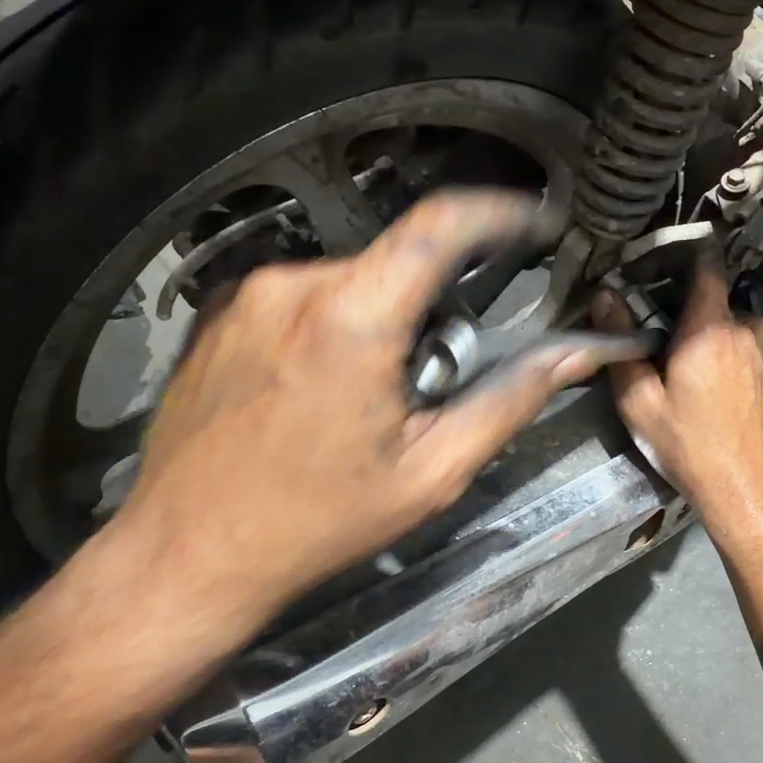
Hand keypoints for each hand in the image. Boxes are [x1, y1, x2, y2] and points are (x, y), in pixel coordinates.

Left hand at [111, 190, 599, 631]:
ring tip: (362, 402)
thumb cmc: (317, 522)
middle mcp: (292, 286)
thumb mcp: (430, 472)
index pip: (438, 225)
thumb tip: (573, 355)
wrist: (189, 551)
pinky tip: (314, 396)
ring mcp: (244, 295)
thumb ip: (508, 401)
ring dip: (377, 323)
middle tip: (429, 380)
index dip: (498, 212)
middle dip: (430, 308)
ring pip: (348, 283)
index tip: (533, 221)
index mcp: (351, 320)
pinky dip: (329, 330)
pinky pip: (300, 299)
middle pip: (393, 263)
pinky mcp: (216, 313)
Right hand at [591, 253, 762, 522]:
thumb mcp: (638, 400)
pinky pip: (741, 338)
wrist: (735, 484)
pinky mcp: (762, 372)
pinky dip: (720, 338)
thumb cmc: (683, 443)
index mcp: (709, 329)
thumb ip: (621, 345)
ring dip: (705, 317)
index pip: (706, 266)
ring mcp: (757, 352)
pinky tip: (698, 363)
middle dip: (684, 292)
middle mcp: (740, 331)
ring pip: (730, 315)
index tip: (652, 261)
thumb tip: (605, 296)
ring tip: (675, 336)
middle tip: (650, 307)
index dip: (680, 254)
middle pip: (716, 291)